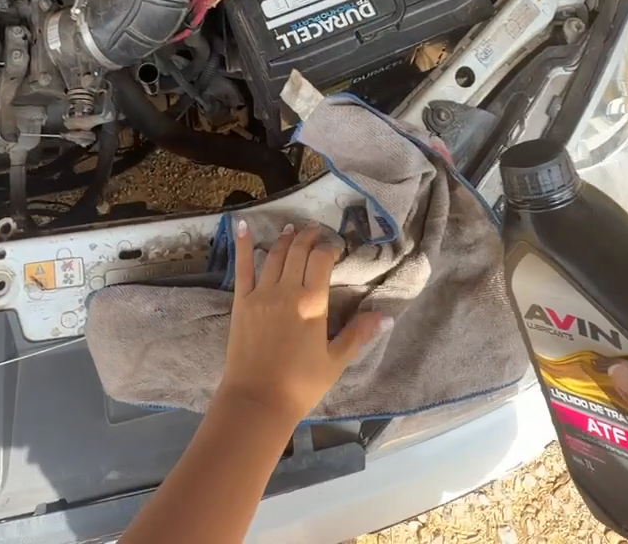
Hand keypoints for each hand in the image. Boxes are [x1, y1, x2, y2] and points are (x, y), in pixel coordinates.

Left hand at [216, 220, 390, 423]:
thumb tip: (386, 315)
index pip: (322, 260)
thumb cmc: (300, 385)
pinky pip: (242, 267)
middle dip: (309, 237)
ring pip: (274, 255)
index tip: (336, 248)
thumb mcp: (335, 362)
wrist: (257, 402)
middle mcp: (286, 290)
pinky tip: (241, 225)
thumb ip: (358, 334)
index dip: (329, 248)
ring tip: (293, 229)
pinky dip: (242, 244)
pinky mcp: (241, 301)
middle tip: (316, 231)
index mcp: (312, 303)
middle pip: (298, 251)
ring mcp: (261, 293)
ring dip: (286, 239)